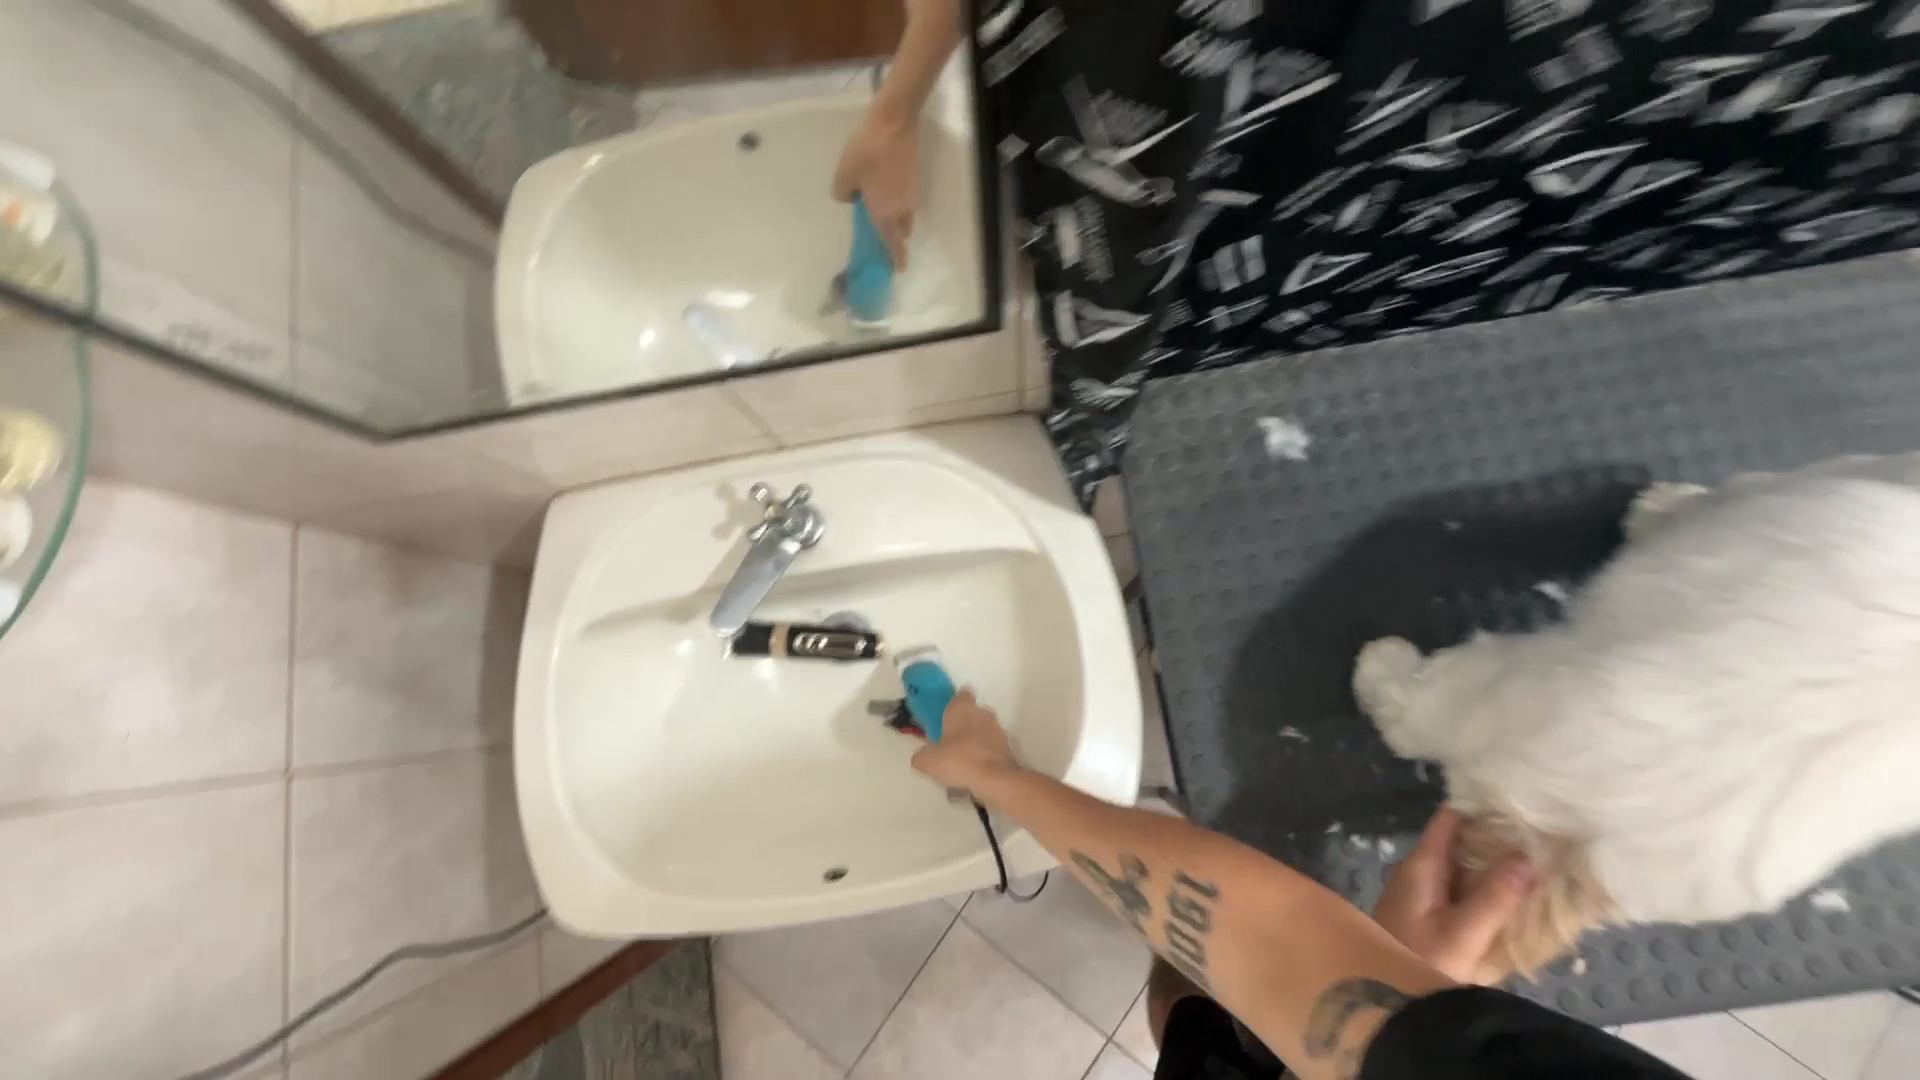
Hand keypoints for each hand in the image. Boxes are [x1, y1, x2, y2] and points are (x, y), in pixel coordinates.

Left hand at [832, 106, 919, 268]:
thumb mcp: (843, 174)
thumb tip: (849, 198)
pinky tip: (882, 186)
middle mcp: (902, 209)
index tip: (898, 269)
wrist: (894, 122)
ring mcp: (910, 193)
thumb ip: (842, 193)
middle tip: (881, 230)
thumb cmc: (867, 151)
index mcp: (885, 214)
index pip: (893, 244)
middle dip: (894, 235)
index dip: (896, 258)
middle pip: (902, 230)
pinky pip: (905, 198)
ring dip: (895, 216)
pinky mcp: (912, 178)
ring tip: (878, 204)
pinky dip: (896, 200)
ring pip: (905, 214)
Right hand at [910, 689, 1019, 791]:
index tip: (946, 716)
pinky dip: (985, 754)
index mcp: (962, 708)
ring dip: (975, 740)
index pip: (961, 696)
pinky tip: (975, 769)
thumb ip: (921, 755)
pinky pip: (992, 746)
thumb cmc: (959, 760)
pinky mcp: (1007, 747)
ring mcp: (998, 729)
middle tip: (951, 741)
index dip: (954, 704)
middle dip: (964, 724)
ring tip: (963, 759)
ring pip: (984, 729)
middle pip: (973, 713)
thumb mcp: (928, 761)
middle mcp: (982, 713)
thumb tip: (921, 756)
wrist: (995, 779)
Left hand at [1371, 808, 1534, 984]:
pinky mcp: (1428, 914)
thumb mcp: (1462, 933)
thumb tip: (1527, 856)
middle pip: (1458, 842)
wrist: (1382, 995)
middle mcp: (1418, 870)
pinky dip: (1484, 888)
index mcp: (1420, 865)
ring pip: (1461, 867)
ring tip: (1541, 862)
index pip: (1449, 820)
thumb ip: (1494, 897)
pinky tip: (1515, 896)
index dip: (1481, 809)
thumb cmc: (1419, 958)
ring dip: (1492, 865)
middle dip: (1495, 839)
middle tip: (1544, 837)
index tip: (1521, 807)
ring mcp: (1421, 892)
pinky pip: (1459, 890)